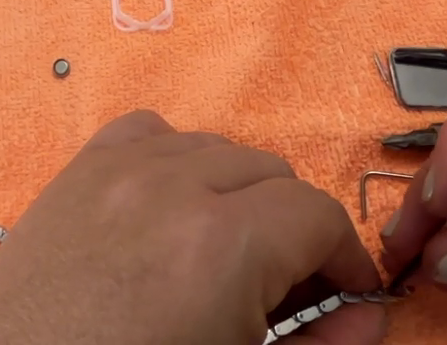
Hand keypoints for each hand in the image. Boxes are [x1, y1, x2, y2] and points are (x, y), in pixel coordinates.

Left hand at [0, 110, 385, 344]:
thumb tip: (370, 316)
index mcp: (220, 244)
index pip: (315, 212)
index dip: (344, 255)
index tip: (347, 293)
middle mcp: (169, 184)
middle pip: (268, 170)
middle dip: (292, 224)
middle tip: (285, 287)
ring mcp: (115, 168)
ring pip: (211, 145)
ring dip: (235, 189)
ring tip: (223, 250)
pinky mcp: (75, 170)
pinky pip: (145, 131)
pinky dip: (171, 156)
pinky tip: (167, 204)